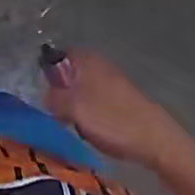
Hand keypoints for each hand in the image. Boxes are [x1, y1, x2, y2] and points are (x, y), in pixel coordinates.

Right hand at [45, 51, 194, 168]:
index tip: (42, 98)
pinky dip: (87, 113)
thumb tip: (46, 95)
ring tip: (73, 125)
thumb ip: (54, 98)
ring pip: (79, 90)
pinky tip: (90, 129)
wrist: (152, 137)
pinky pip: (92, 100)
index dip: (45, 76)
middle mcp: (97, 62)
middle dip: (59, 94)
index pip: (55, 58)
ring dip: (73, 106)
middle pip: (66, 75)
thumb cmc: (111, 119)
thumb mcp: (73, 109)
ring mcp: (109, 78)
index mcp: (85, 58)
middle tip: (56, 115)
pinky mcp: (117, 96)